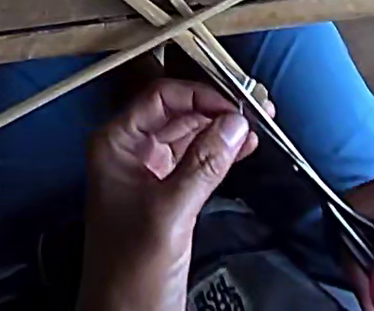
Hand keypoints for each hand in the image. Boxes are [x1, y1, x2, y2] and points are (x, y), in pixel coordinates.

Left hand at [77, 78, 260, 310]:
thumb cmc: (129, 278)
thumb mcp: (170, 215)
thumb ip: (204, 164)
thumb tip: (236, 122)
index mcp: (117, 145)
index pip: (162, 96)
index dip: (200, 94)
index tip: (234, 103)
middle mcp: (130, 150)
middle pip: (179, 109)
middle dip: (217, 107)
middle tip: (253, 107)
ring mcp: (148, 170)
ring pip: (191, 130)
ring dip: (223, 126)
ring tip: (256, 123)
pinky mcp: (166, 190)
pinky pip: (197, 155)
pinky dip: (221, 148)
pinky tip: (244, 146)